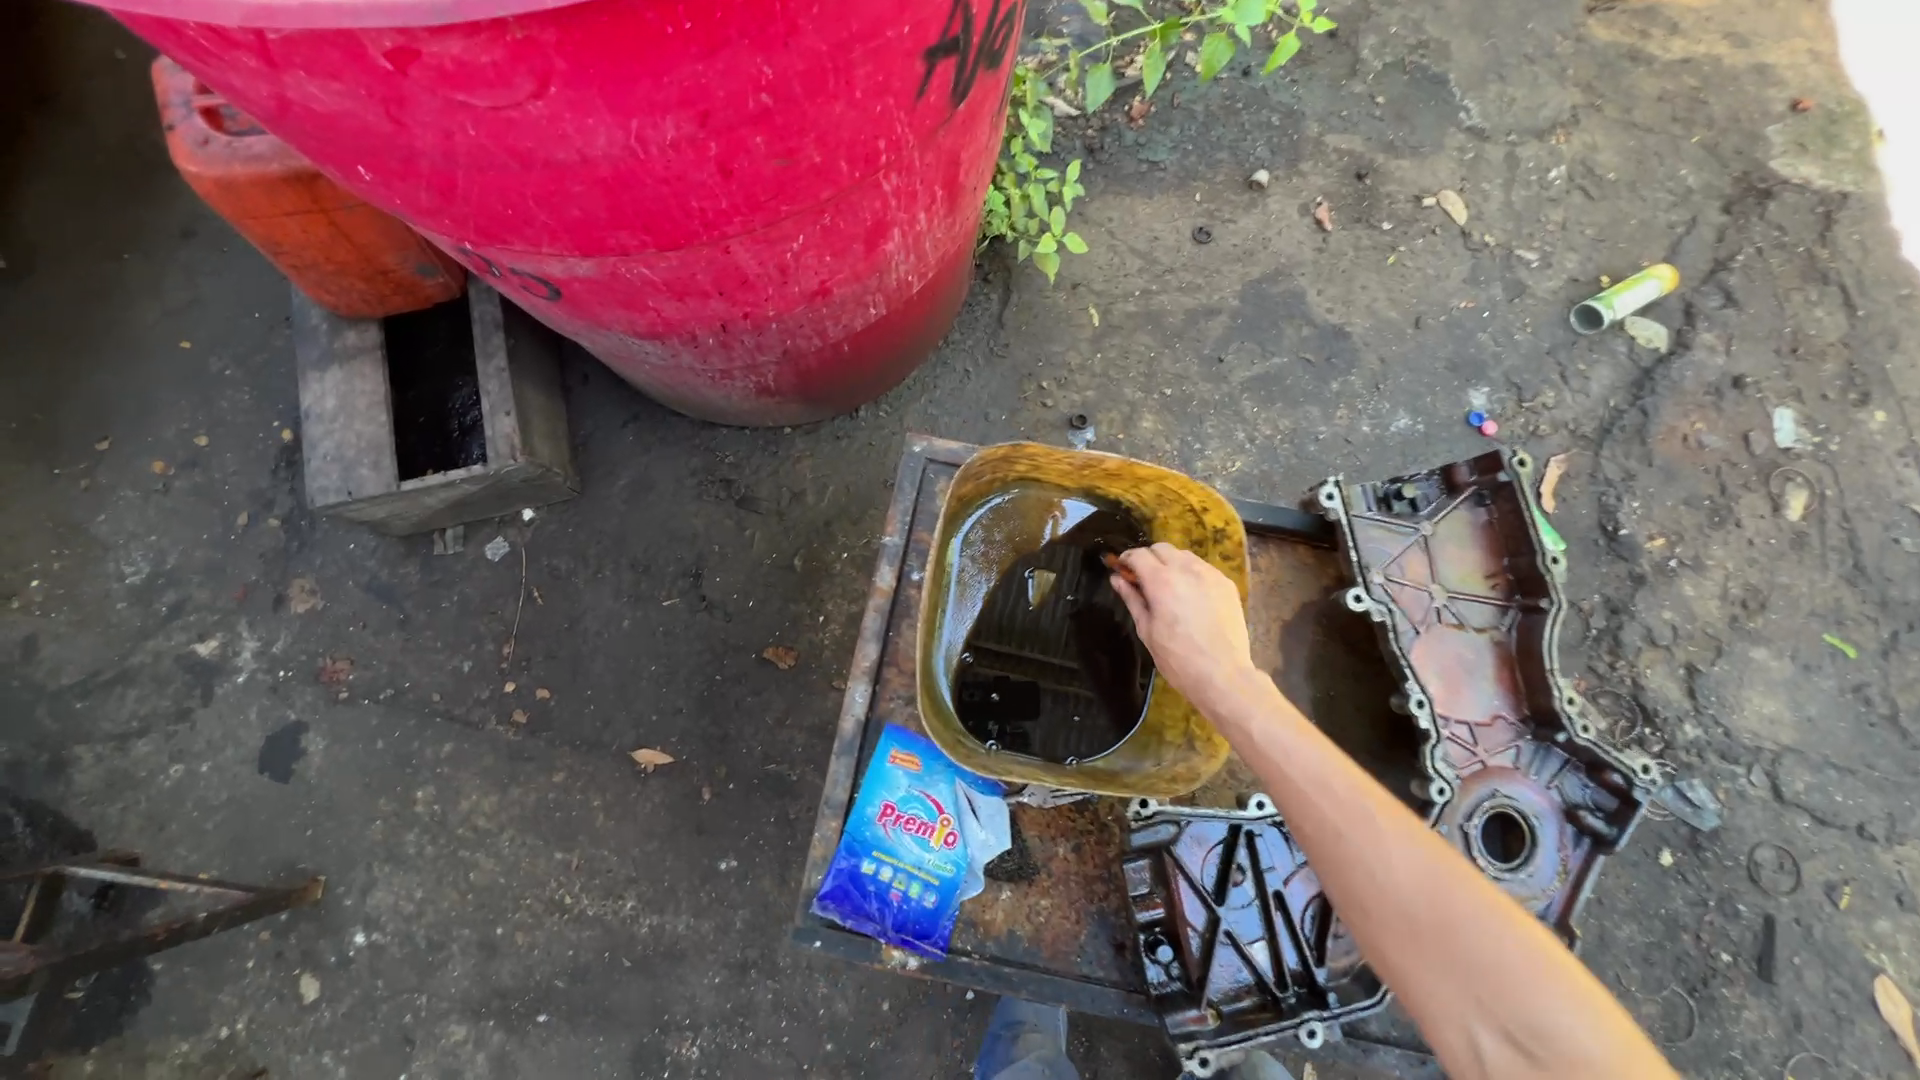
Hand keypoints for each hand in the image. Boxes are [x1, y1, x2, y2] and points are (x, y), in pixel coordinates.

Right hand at [1110, 543, 1257, 712]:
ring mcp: (1210, 575)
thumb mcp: (1147, 630)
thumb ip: (1132, 599)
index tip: (1122, 571)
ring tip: (1168, 588)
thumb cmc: (1177, 658)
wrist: (1222, 674)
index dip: (1126, 560)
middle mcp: (1186, 570)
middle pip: (1162, 548)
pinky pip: (1203, 568)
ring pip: (1184, 555)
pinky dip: (1191, 573)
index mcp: (1161, 581)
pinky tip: (1191, 595)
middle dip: (1149, 558)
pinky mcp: (1227, 584)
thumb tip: (1116, 579)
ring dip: (1171, 563)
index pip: (1138, 554)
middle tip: (1143, 580)